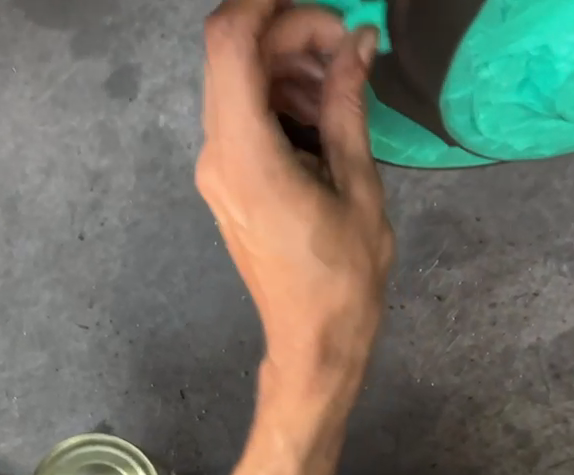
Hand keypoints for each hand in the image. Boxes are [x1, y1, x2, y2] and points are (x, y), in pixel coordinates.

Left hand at [196, 0, 394, 408]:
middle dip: (289, 35)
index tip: (324, 11)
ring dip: (286, 68)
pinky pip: (242, 119)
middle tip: (346, 51)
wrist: (312, 342)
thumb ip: (348, 107)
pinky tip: (321, 117)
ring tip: (342, 88)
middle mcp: (216, 158)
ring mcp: (216, 174)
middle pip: (232, 55)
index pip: (230, 41)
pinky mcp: (227, 187)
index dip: (268, 5)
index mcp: (246, 157)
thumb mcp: (357, 189)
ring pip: (236, 84)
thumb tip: (357, 43)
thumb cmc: (343, 280)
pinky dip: (277, 101)